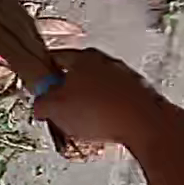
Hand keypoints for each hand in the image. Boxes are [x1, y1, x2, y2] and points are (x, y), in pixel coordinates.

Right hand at [33, 48, 165, 150]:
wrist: (144, 125)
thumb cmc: (99, 111)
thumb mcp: (53, 109)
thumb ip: (40, 103)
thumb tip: (40, 105)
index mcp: (83, 57)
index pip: (54, 59)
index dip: (43, 76)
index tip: (39, 89)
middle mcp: (106, 61)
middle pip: (77, 74)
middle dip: (66, 93)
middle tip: (58, 111)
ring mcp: (126, 76)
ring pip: (97, 89)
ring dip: (87, 104)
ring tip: (81, 124)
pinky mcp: (141, 94)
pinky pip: (115, 102)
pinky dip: (107, 113)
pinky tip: (103, 127)